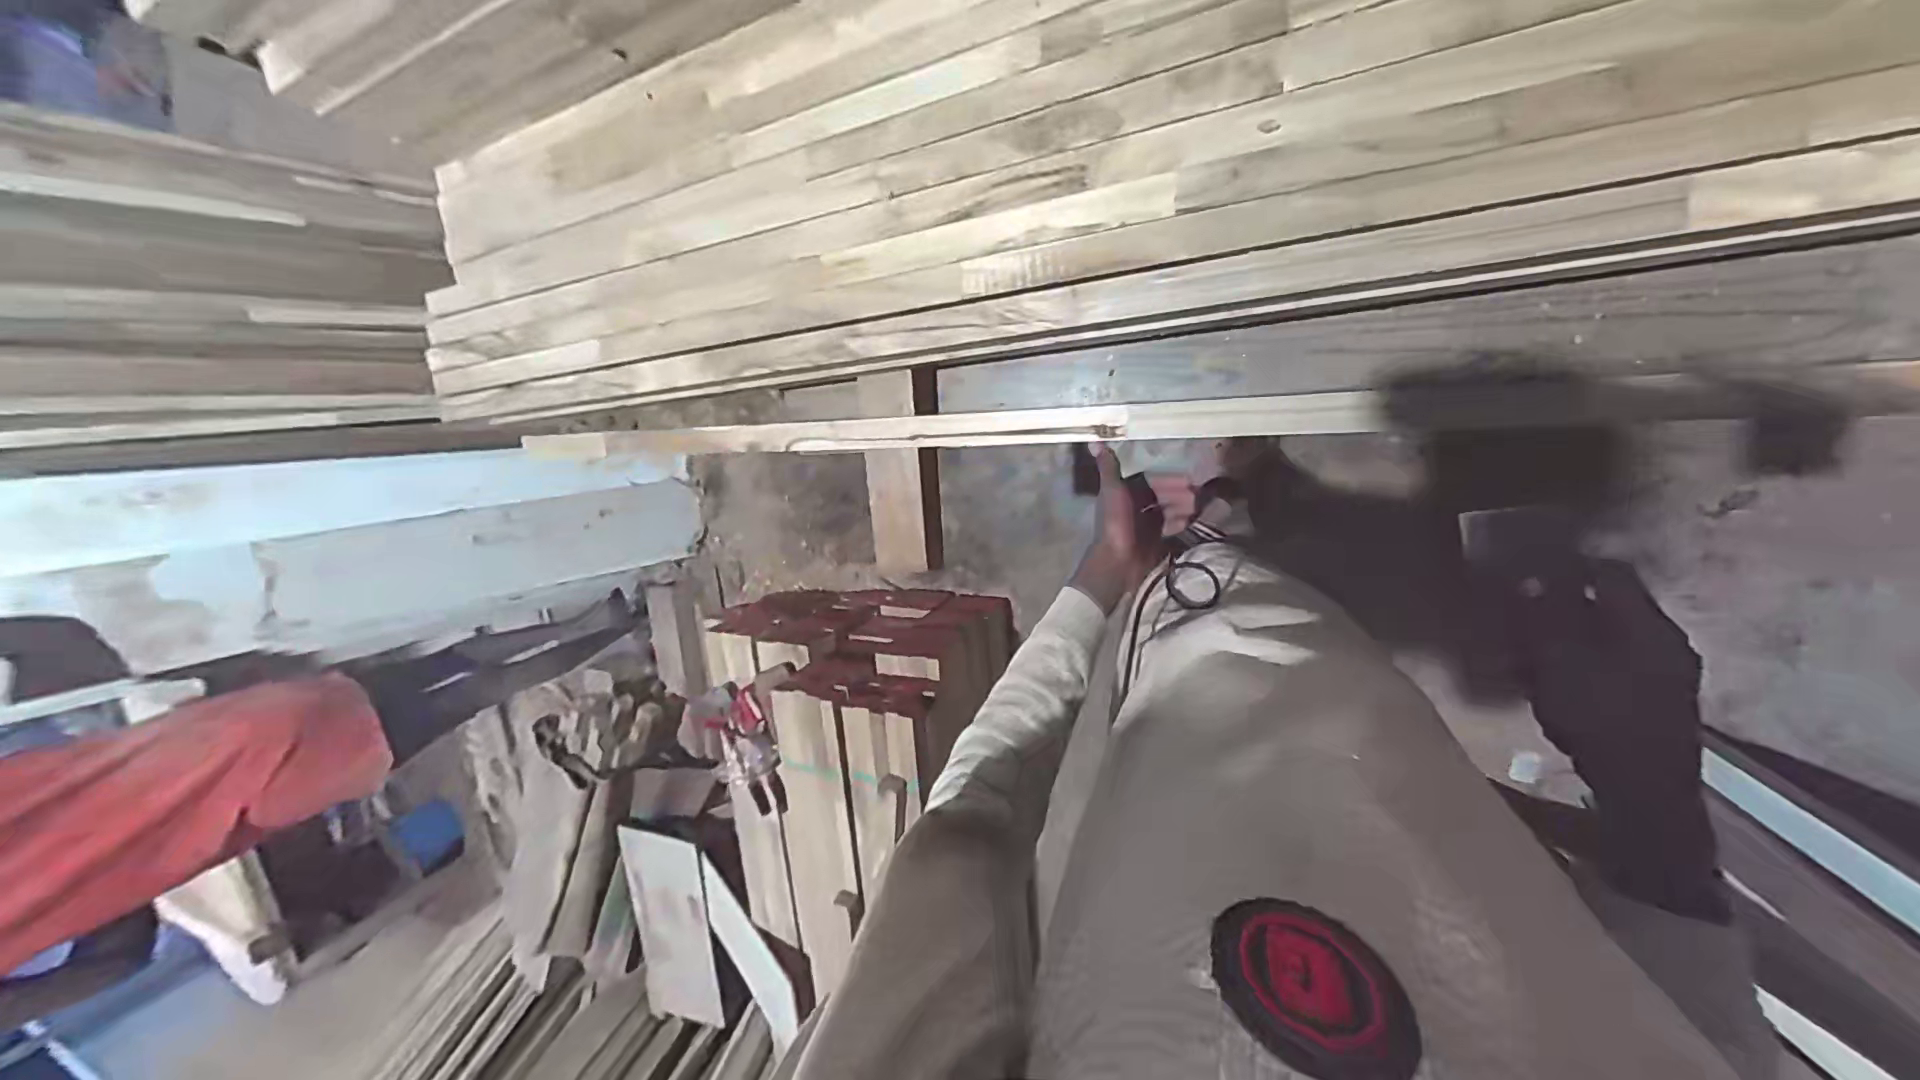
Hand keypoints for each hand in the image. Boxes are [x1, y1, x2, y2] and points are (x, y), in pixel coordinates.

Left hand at [1069, 445, 1187, 611]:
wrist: (1117, 562)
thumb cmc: (1114, 523)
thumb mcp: (1112, 490)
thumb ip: (1108, 467)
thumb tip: (1095, 440)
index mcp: (1123, 493)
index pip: (1149, 481)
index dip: (1168, 480)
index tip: (1188, 480)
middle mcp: (1134, 507)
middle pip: (1161, 496)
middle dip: (1179, 495)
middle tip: (1198, 496)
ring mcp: (1144, 525)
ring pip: (1168, 511)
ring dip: (1183, 508)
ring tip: (1199, 508)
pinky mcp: (1153, 541)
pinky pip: (1171, 528)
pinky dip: (1182, 524)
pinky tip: (1194, 521)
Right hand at [1506, 559, 1725, 921]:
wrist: (1643, 791)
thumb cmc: (1599, 717)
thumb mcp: (1560, 662)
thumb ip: (1547, 618)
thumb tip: (1532, 577)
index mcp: (1649, 629)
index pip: (1610, 575)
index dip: (1567, 565)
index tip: (1525, 564)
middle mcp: (1662, 645)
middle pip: (1603, 607)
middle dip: (1554, 605)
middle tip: (1511, 607)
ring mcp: (1658, 675)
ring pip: (1598, 637)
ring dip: (1555, 637)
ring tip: (1511, 646)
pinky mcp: (1645, 701)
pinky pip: (1601, 665)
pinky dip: (1567, 663)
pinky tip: (1534, 677)